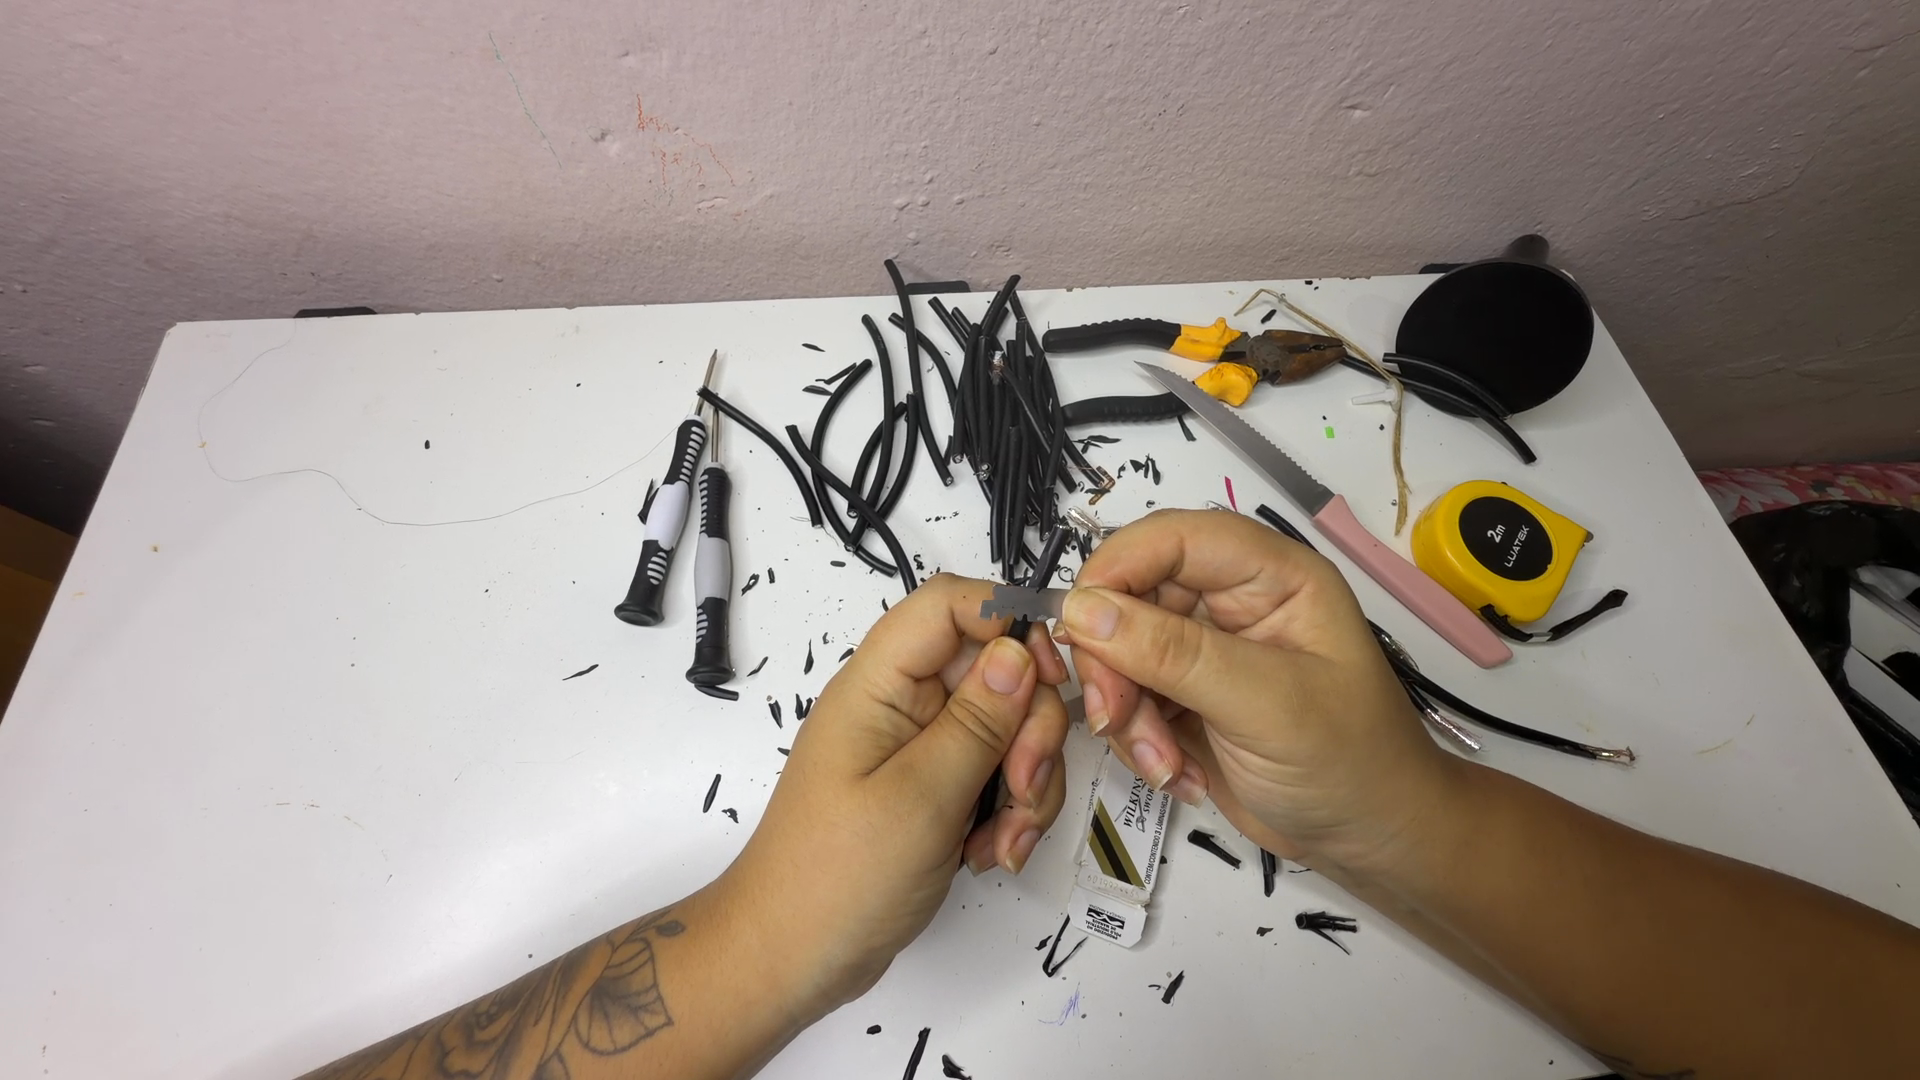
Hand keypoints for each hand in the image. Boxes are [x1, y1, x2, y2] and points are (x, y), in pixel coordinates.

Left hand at [719, 574, 1071, 1020]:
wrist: (791, 959)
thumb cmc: (837, 877)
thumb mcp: (920, 797)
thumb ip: (977, 722)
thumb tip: (1020, 651)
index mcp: (880, 683)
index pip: (949, 604)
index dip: (1008, 620)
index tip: (1051, 674)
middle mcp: (904, 701)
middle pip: (995, 668)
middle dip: (1028, 729)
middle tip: (1023, 790)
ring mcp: (923, 743)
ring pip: (1007, 724)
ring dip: (1025, 781)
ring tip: (1004, 843)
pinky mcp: (938, 781)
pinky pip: (997, 770)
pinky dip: (1010, 809)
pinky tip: (991, 852)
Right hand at [1060, 509, 1452, 874]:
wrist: (1370, 841)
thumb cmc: (1349, 764)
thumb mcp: (1266, 705)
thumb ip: (1173, 654)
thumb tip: (1081, 610)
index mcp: (1268, 574)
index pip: (1171, 539)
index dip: (1116, 570)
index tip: (1079, 627)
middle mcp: (1228, 599)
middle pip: (1129, 595)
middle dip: (1115, 662)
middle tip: (1115, 719)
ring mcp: (1200, 646)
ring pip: (1116, 648)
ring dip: (1124, 710)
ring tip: (1164, 763)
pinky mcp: (1178, 690)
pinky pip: (1124, 692)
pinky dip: (1133, 735)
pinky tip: (1174, 771)